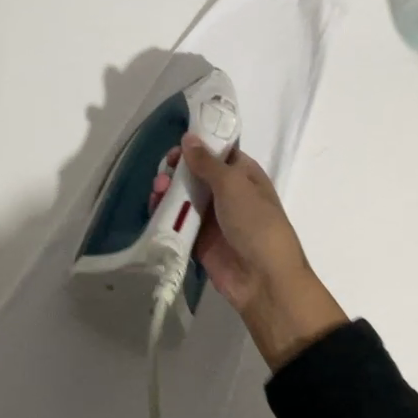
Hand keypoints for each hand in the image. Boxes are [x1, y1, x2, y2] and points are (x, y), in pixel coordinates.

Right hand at [154, 134, 346, 369]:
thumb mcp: (233, 184)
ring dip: (168, 190)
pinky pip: (178, 221)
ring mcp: (212, 217)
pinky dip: (164, 212)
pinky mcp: (198, 239)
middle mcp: (227, 193)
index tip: (176, 148)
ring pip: (184, 196)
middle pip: (196, 173)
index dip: (197, 146)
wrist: (264, 279)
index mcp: (243, 175)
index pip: (218, 152)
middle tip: (164, 173)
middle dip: (177, 170)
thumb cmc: (255, 223)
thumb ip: (207, 162)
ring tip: (157, 191)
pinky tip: (154, 207)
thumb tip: (189, 138)